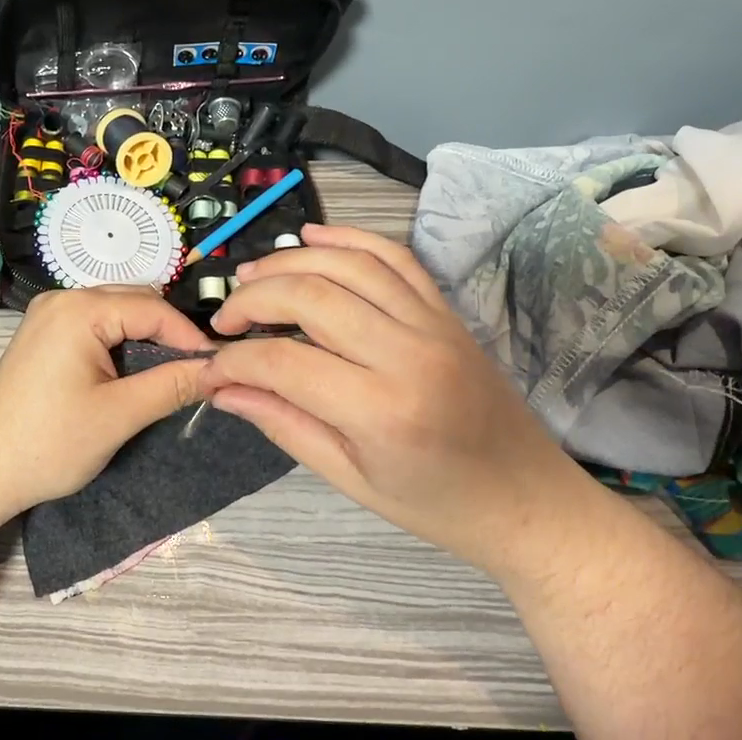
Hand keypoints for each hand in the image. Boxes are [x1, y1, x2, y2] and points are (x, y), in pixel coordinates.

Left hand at [0, 286, 212, 518]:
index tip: (218, 368)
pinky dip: (118, 343)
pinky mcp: (40, 336)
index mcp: (79, 309)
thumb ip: (170, 386)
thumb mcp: (118, 416)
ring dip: (144, 338)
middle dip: (168, 333)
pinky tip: (131, 373)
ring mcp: (46, 315)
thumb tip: (218, 369)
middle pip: (133, 302)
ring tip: (169, 375)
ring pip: (114, 313)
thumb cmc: (49, 443)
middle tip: (196, 372)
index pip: (152, 307)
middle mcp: (61, 299)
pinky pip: (92, 325)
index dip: (189, 336)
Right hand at [198, 223, 598, 575]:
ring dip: (289, 261)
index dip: (233, 360)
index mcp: (381, 411)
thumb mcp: (349, 478)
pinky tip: (311, 237)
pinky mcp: (447, 311)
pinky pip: (394, 257)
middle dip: (252, 299)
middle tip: (224, 320)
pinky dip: (348, 238)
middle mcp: (408, 354)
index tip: (210, 367)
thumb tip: (221, 388)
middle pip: (310, 296)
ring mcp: (434, 325)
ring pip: (347, 264)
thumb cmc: (436, 505)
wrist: (531, 502)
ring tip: (250, 275)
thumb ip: (282, 424)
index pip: (282, 363)